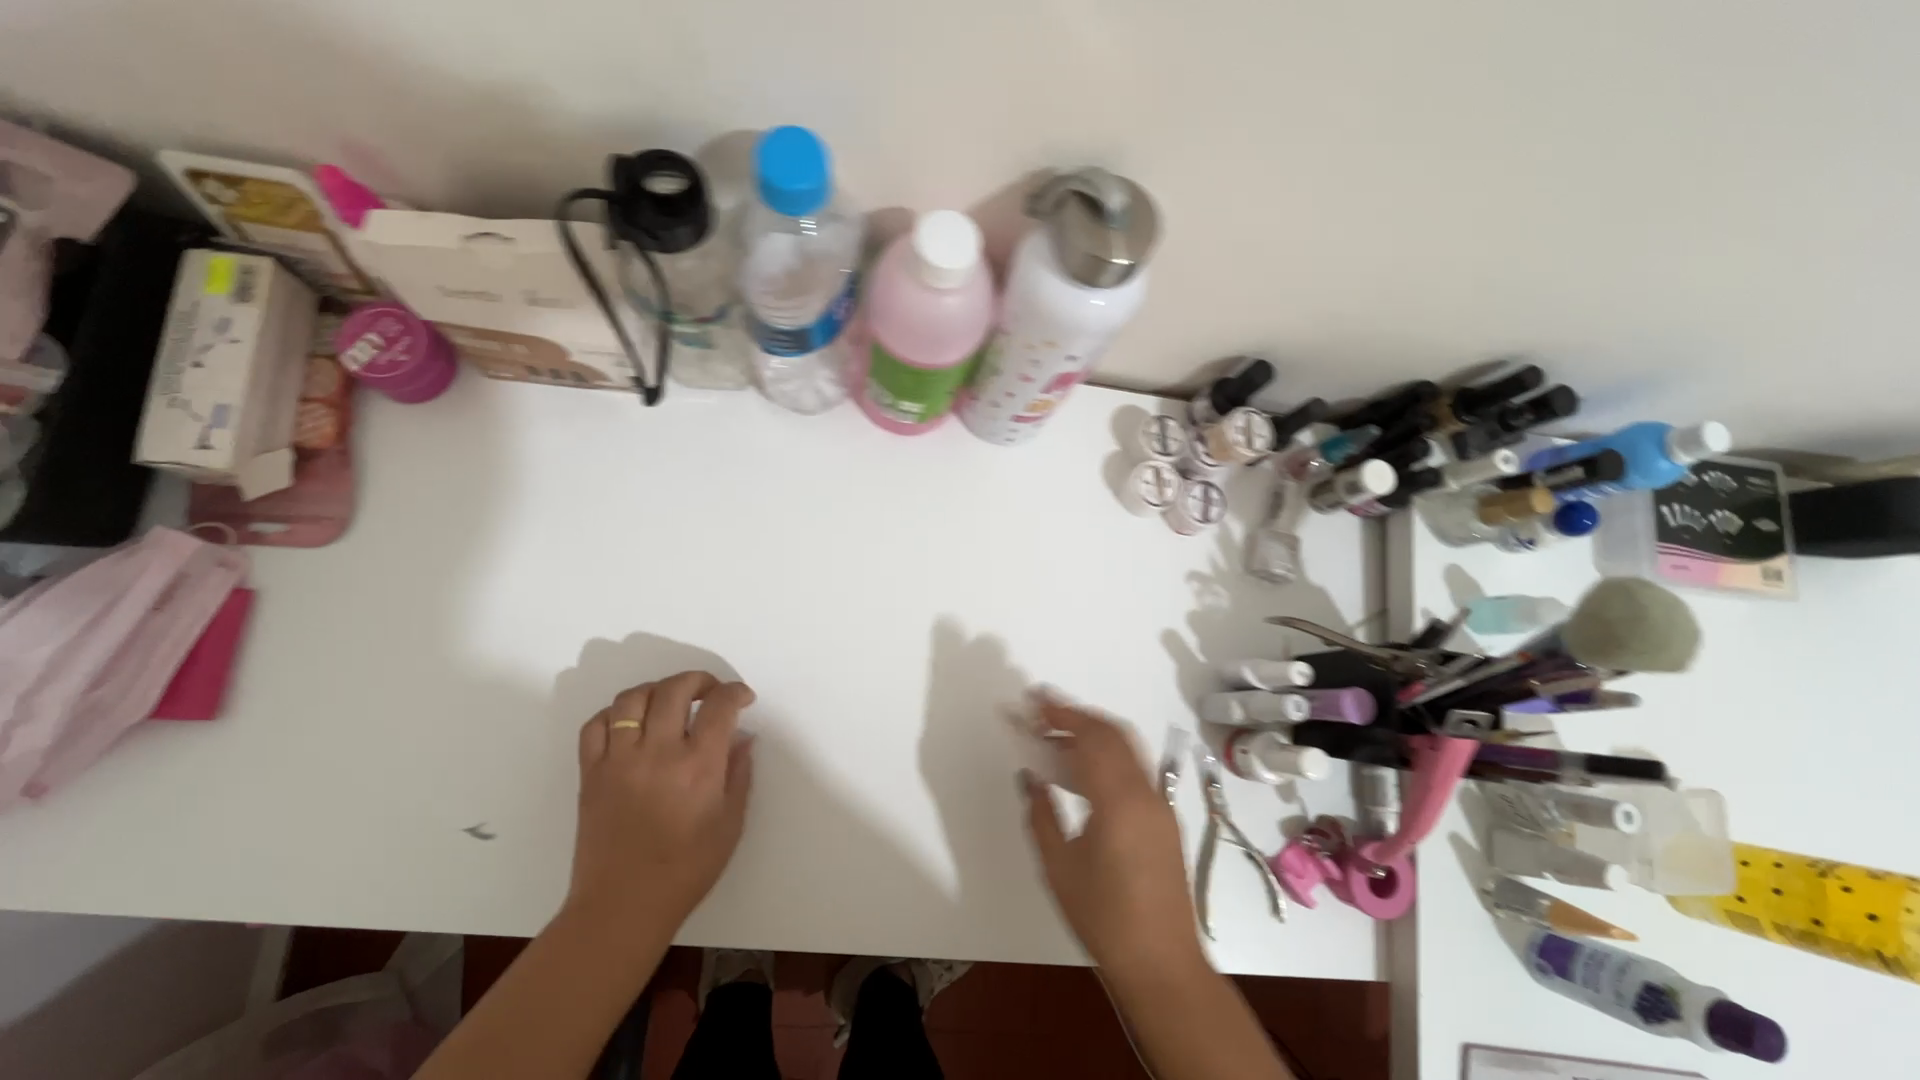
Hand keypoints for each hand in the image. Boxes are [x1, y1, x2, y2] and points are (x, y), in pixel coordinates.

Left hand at [566, 672, 755, 932]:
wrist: (624, 905)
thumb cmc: (686, 871)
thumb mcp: (730, 824)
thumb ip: (739, 775)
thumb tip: (742, 738)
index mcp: (698, 766)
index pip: (719, 706)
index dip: (735, 692)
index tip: (743, 697)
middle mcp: (657, 752)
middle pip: (675, 689)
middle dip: (698, 680)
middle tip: (710, 691)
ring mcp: (618, 760)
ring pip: (632, 698)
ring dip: (657, 689)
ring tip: (670, 700)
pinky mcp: (590, 773)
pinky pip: (595, 725)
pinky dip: (614, 713)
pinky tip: (630, 723)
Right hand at [1021, 699, 1206, 979]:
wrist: (1161, 963)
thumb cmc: (1104, 918)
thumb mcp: (1059, 866)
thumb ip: (1041, 814)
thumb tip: (1030, 777)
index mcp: (1119, 801)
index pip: (1091, 738)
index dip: (1061, 713)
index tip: (1033, 701)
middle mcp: (1147, 794)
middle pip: (1113, 735)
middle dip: (1077, 717)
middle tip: (1041, 713)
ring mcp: (1161, 807)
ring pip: (1127, 751)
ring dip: (1093, 736)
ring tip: (1055, 739)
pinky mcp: (1165, 822)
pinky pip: (1134, 773)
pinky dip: (1107, 759)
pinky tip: (1081, 774)